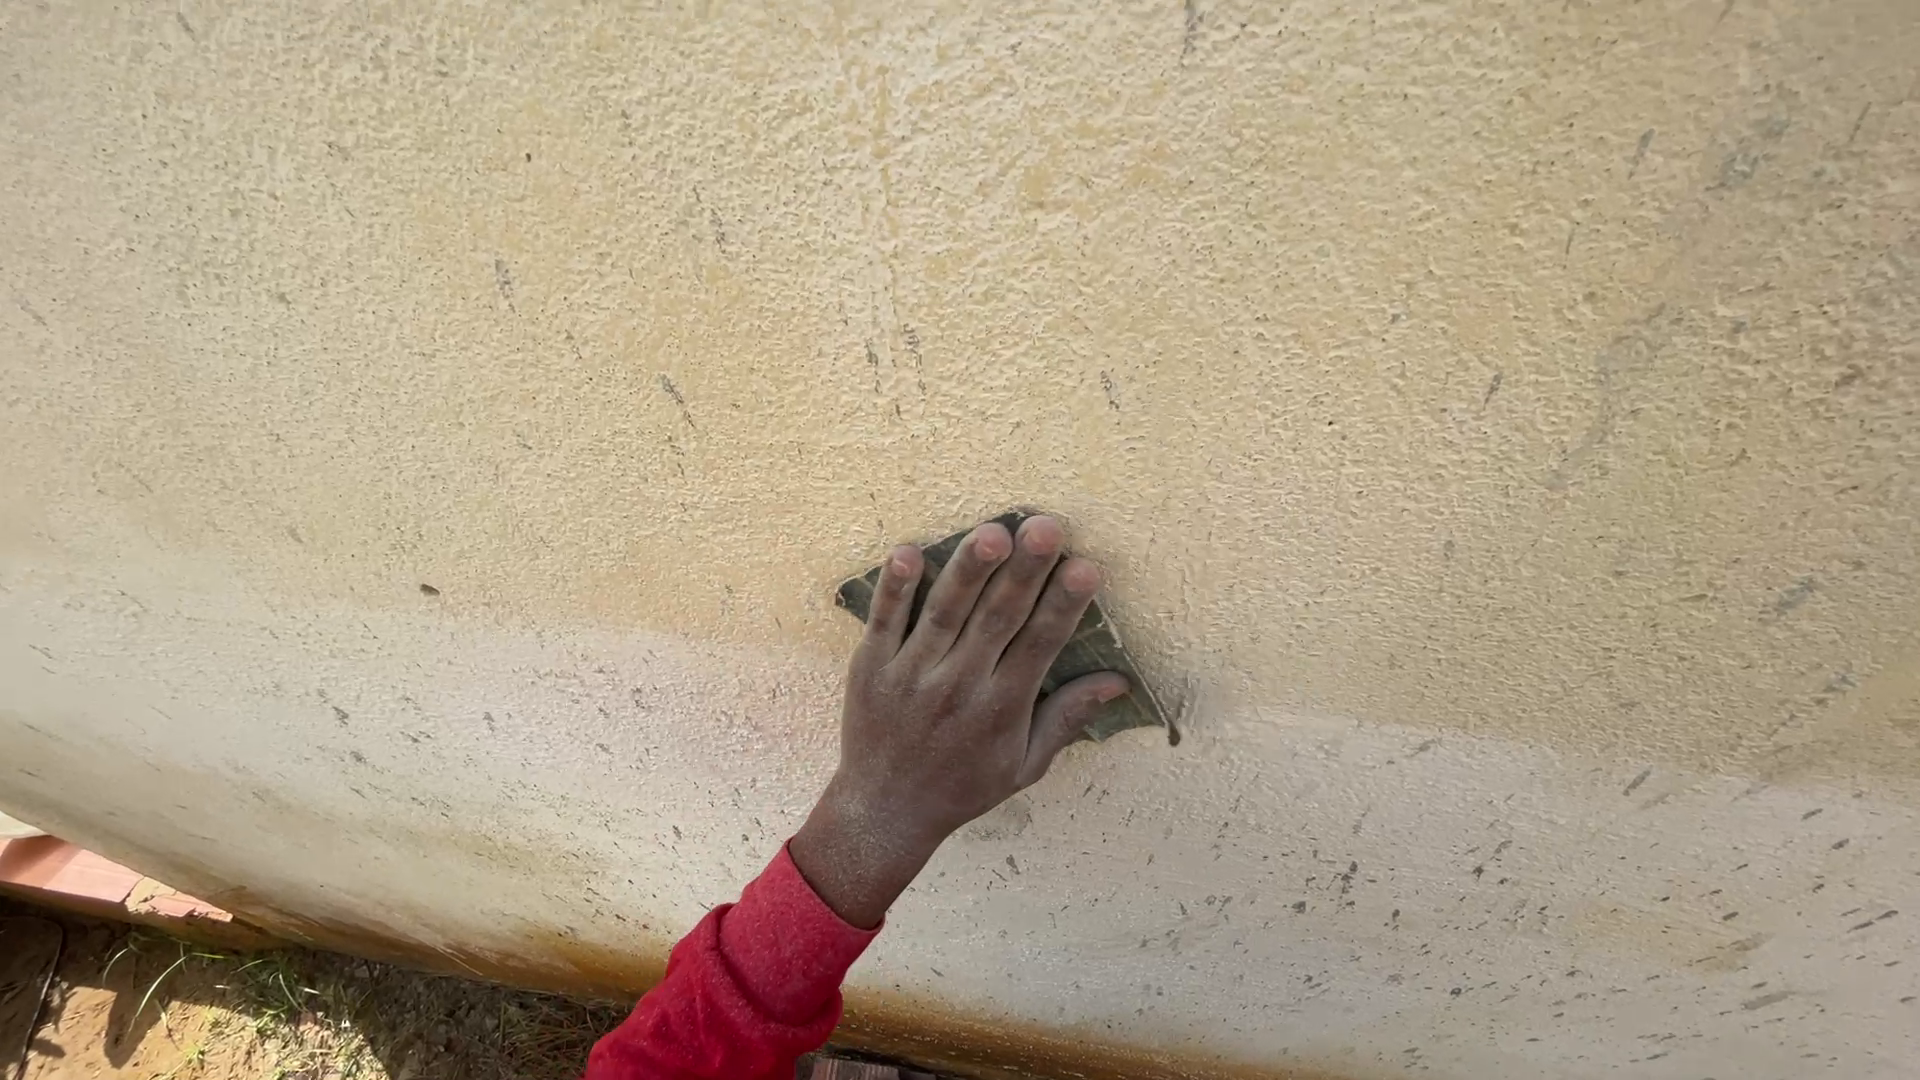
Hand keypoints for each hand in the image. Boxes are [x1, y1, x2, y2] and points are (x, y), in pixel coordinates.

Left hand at [790, 515, 1128, 927]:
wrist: (885, 812)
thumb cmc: (963, 787)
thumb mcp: (1025, 765)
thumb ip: (1067, 718)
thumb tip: (1118, 681)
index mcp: (1001, 709)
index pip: (1040, 645)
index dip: (1064, 605)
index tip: (1087, 566)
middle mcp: (959, 687)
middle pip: (997, 619)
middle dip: (1024, 571)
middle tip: (1045, 526)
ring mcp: (912, 674)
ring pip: (945, 613)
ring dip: (968, 571)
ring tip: (992, 533)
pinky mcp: (871, 667)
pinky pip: (883, 621)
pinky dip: (895, 589)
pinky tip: (907, 552)